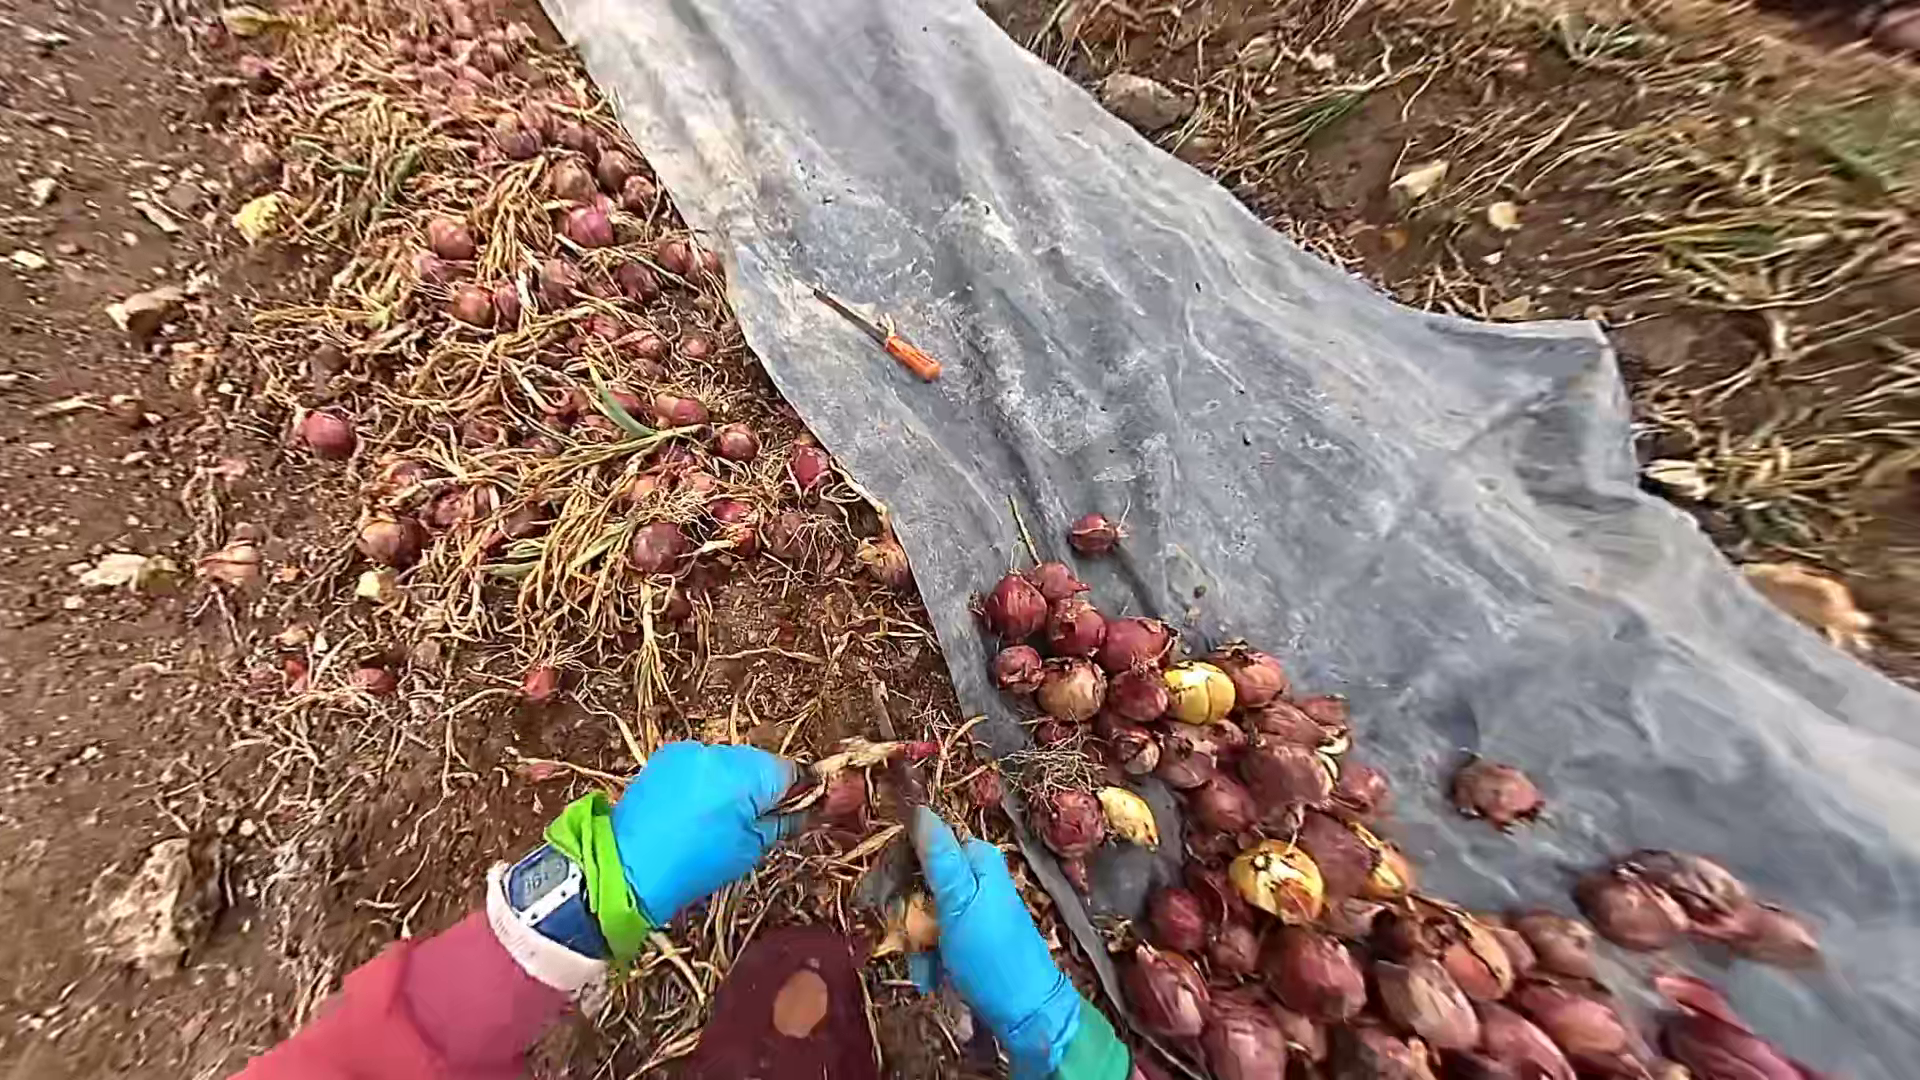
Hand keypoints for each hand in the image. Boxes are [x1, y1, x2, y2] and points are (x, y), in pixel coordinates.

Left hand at [611, 741, 797, 923]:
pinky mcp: (671, 753)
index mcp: (747, 774)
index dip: (794, 792)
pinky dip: (706, 778)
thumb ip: (783, 822)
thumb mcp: (750, 850)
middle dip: (761, 786)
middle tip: (749, 820)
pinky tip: (693, 805)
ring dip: (733, 780)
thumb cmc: (693, 865)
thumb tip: (809, 810)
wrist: (623, 870)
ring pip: (732, 760)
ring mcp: (694, 749)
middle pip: (761, 763)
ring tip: (716, 814)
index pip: (790, 770)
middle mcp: (723, 751)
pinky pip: (703, 761)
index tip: (788, 812)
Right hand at [912, 807, 1081, 1075]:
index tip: (882, 897)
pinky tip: (937, 982)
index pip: (923, 842)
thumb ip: (938, 857)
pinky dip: (932, 961)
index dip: (898, 868)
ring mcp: (972, 906)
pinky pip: (937, 939)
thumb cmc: (993, 956)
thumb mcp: (959, 904)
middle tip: (913, 943)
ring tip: (930, 974)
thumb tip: (919, 808)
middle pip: (919, 881)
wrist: (1029, 1017)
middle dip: (909, 918)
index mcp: (975, 857)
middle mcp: (974, 875)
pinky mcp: (970, 936)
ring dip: (919, 946)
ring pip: (923, 914)